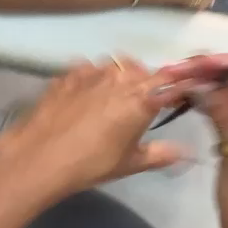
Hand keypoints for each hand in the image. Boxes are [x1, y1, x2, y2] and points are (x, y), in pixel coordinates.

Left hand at [0, 59, 187, 199]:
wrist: (41, 155)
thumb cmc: (92, 162)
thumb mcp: (130, 163)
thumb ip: (160, 153)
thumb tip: (186, 153)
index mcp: (141, 98)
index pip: (168, 82)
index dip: (176, 85)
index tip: (178, 93)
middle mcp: (119, 78)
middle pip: (141, 70)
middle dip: (147, 81)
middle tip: (143, 101)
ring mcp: (90, 72)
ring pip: (114, 64)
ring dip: (120, 75)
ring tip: (114, 95)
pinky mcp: (67, 74)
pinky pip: (88, 68)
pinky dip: (94, 76)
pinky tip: (87, 92)